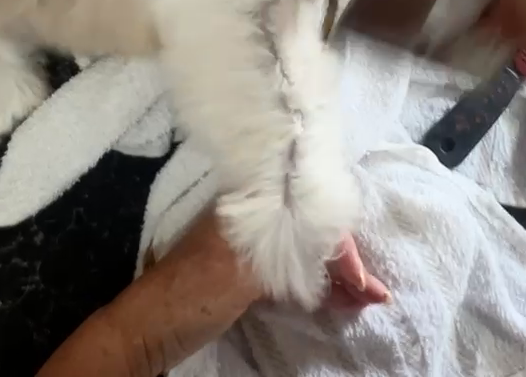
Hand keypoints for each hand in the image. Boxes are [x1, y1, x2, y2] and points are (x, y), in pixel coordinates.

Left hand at [37, 216, 385, 376]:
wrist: (150, 328)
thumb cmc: (196, 287)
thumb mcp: (248, 268)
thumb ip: (293, 252)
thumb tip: (344, 254)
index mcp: (251, 196)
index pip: (309, 206)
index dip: (341, 242)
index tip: (365, 279)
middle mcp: (254, 210)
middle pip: (311, 225)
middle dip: (345, 257)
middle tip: (375, 292)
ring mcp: (252, 239)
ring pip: (305, 247)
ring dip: (337, 272)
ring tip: (368, 297)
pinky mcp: (248, 267)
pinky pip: (294, 266)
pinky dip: (318, 281)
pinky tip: (340, 296)